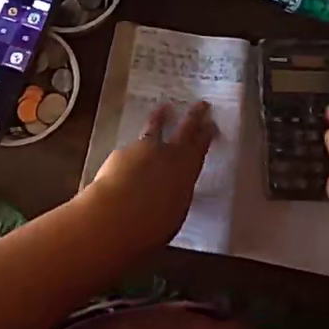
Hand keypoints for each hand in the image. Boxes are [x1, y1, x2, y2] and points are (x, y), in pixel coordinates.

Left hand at [84, 101, 216, 251]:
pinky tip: (132, 154)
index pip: (200, 147)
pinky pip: (133, 145)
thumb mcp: (175, 211)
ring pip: (154, 127)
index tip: (212, 125)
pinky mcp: (122, 151)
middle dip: (194, 116)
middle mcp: (167, 153)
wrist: (117, 213)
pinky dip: (137, 146)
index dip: (206, 135)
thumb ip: (176, 194)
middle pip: (184, 129)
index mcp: (186, 169)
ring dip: (161, 117)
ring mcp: (143, 148)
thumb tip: (172, 189)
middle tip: (202, 104)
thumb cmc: (152, 224)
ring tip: (165, 107)